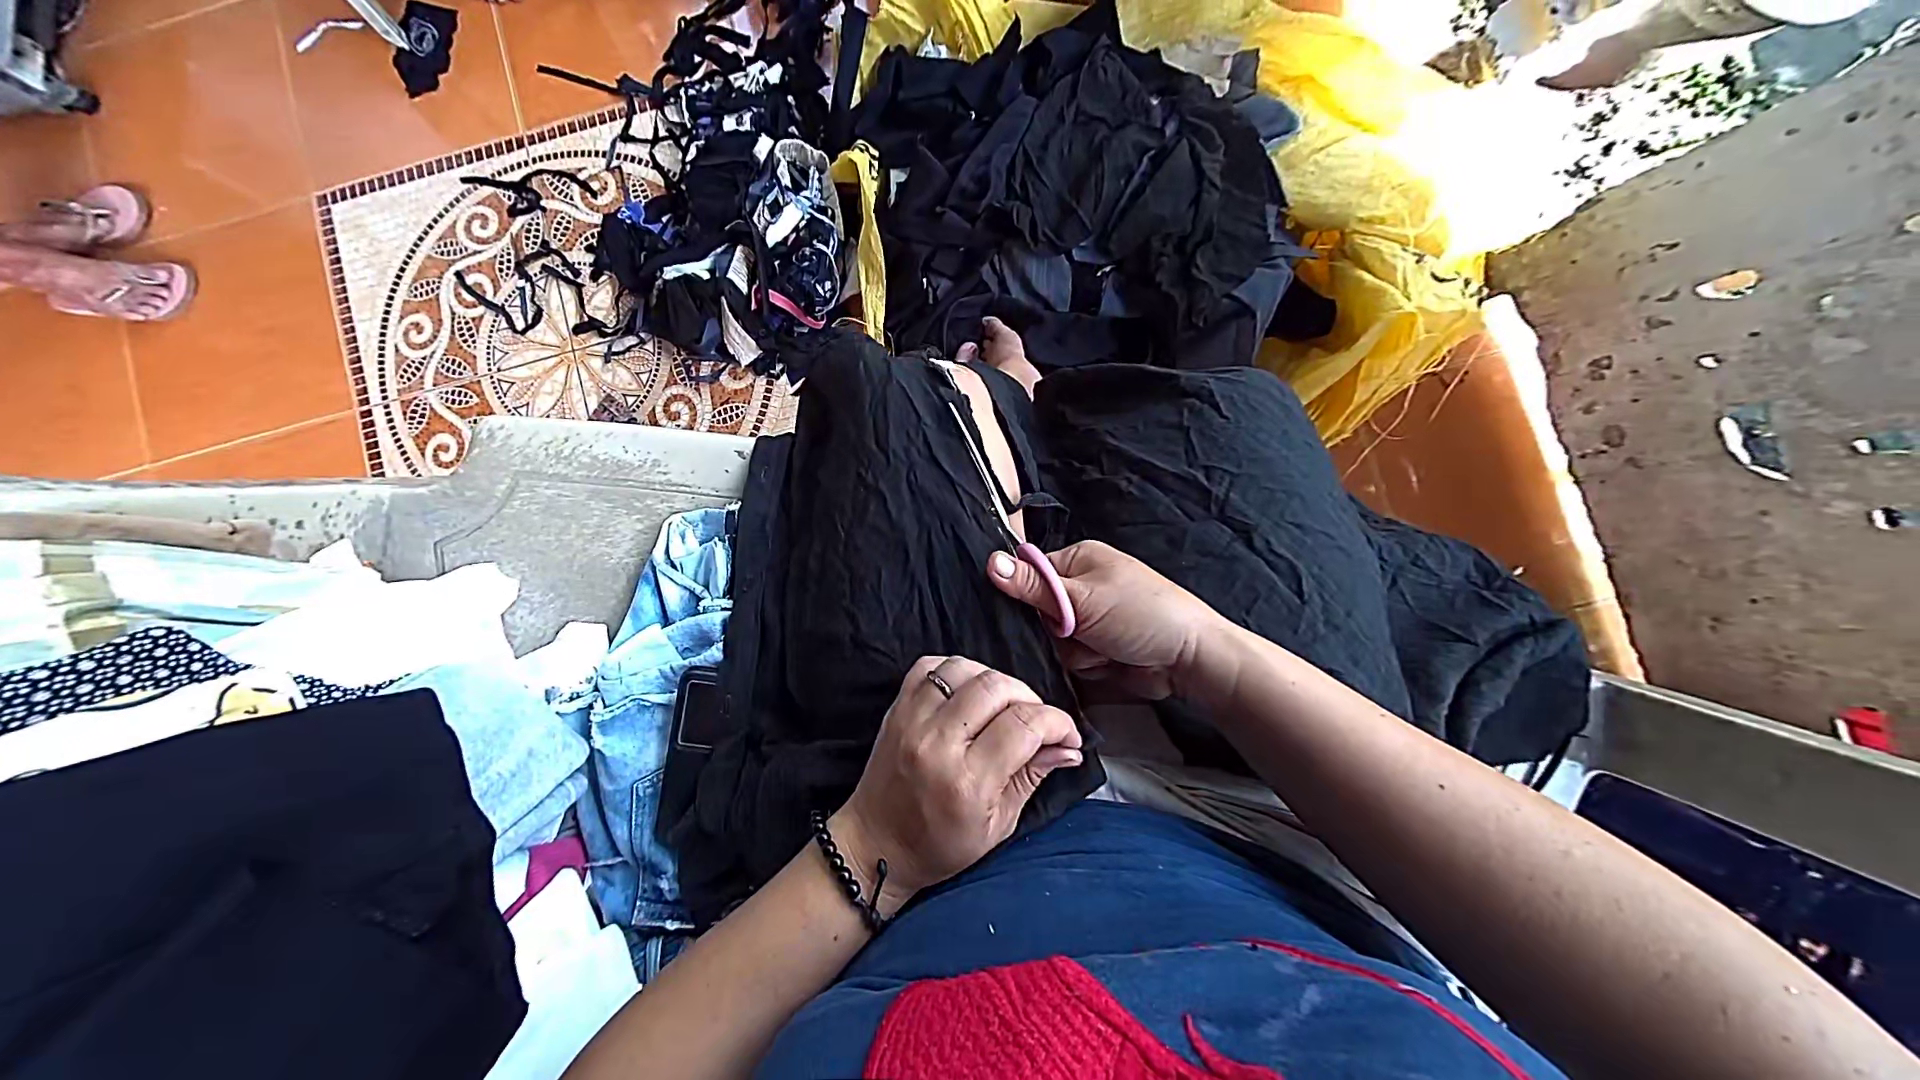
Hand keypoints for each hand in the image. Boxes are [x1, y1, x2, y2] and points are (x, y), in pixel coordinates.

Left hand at [832, 656, 1083, 913]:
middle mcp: (937, 744)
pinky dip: (957, 671)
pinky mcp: (897, 708)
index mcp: (966, 782)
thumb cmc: (938, 845)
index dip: (1057, 723)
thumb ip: (1033, 777)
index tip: (1066, 734)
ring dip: (995, 680)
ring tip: (1003, 705)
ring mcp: (912, 720)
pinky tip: (968, 692)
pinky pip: (930, 666)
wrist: (875, 844)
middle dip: (1030, 699)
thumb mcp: (998, 825)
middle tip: (1036, 721)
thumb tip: (1068, 747)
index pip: (1024, 726)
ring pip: (965, 668)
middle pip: (997, 688)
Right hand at [988, 541, 1235, 702]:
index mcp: (1078, 560)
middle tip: (1078, 633)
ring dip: (1073, 652)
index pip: (1029, 574)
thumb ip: (1034, 586)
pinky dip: (1084, 664)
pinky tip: (1107, 661)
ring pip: (1051, 641)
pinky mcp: (1095, 648)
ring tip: (1102, 649)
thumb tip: (990, 562)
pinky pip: (1068, 659)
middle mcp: (1079, 587)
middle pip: (1037, 613)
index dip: (1028, 598)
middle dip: (1055, 631)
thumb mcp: (1084, 598)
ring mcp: (1088, 620)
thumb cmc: (1144, 615)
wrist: (1190, 660)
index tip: (1044, 613)